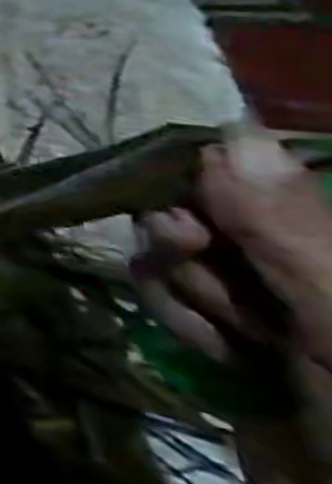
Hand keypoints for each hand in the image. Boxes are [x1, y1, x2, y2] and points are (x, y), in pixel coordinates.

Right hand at [133, 131, 331, 483]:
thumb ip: (290, 231)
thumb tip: (229, 132)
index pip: (265, 175)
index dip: (210, 183)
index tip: (186, 217)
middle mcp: (313, 261)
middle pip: (207, 211)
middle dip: (188, 247)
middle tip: (197, 268)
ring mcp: (274, 297)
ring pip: (177, 252)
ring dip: (182, 291)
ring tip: (233, 340)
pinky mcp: (233, 329)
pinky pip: (169, 294)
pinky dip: (178, 318)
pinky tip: (216, 351)